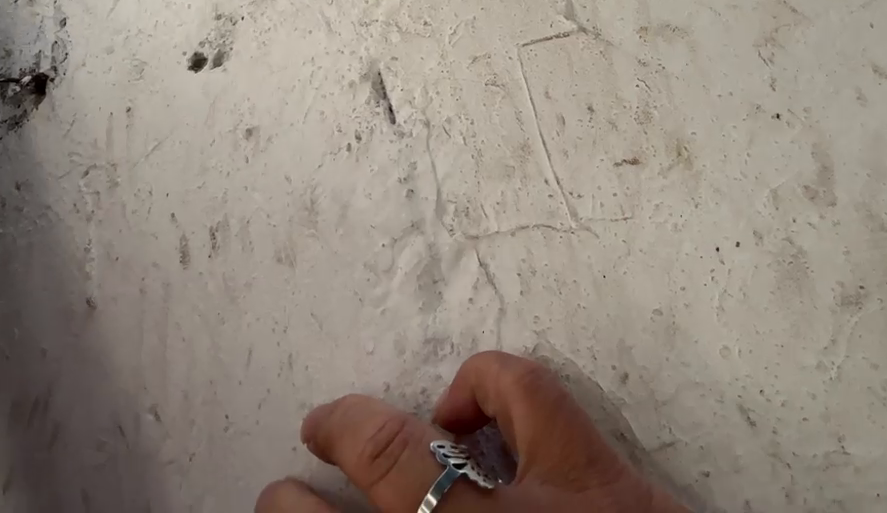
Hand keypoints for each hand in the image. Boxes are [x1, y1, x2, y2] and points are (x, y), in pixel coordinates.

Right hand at [256, 352, 686, 511]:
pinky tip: (481, 408)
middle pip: (387, 469)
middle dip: (335, 444)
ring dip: (407, 413)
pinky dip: (492, 386)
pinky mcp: (610, 477)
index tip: (276, 501)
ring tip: (401, 414)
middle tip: (311, 434)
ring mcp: (551, 507)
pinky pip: (533, 393)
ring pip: (449, 428)